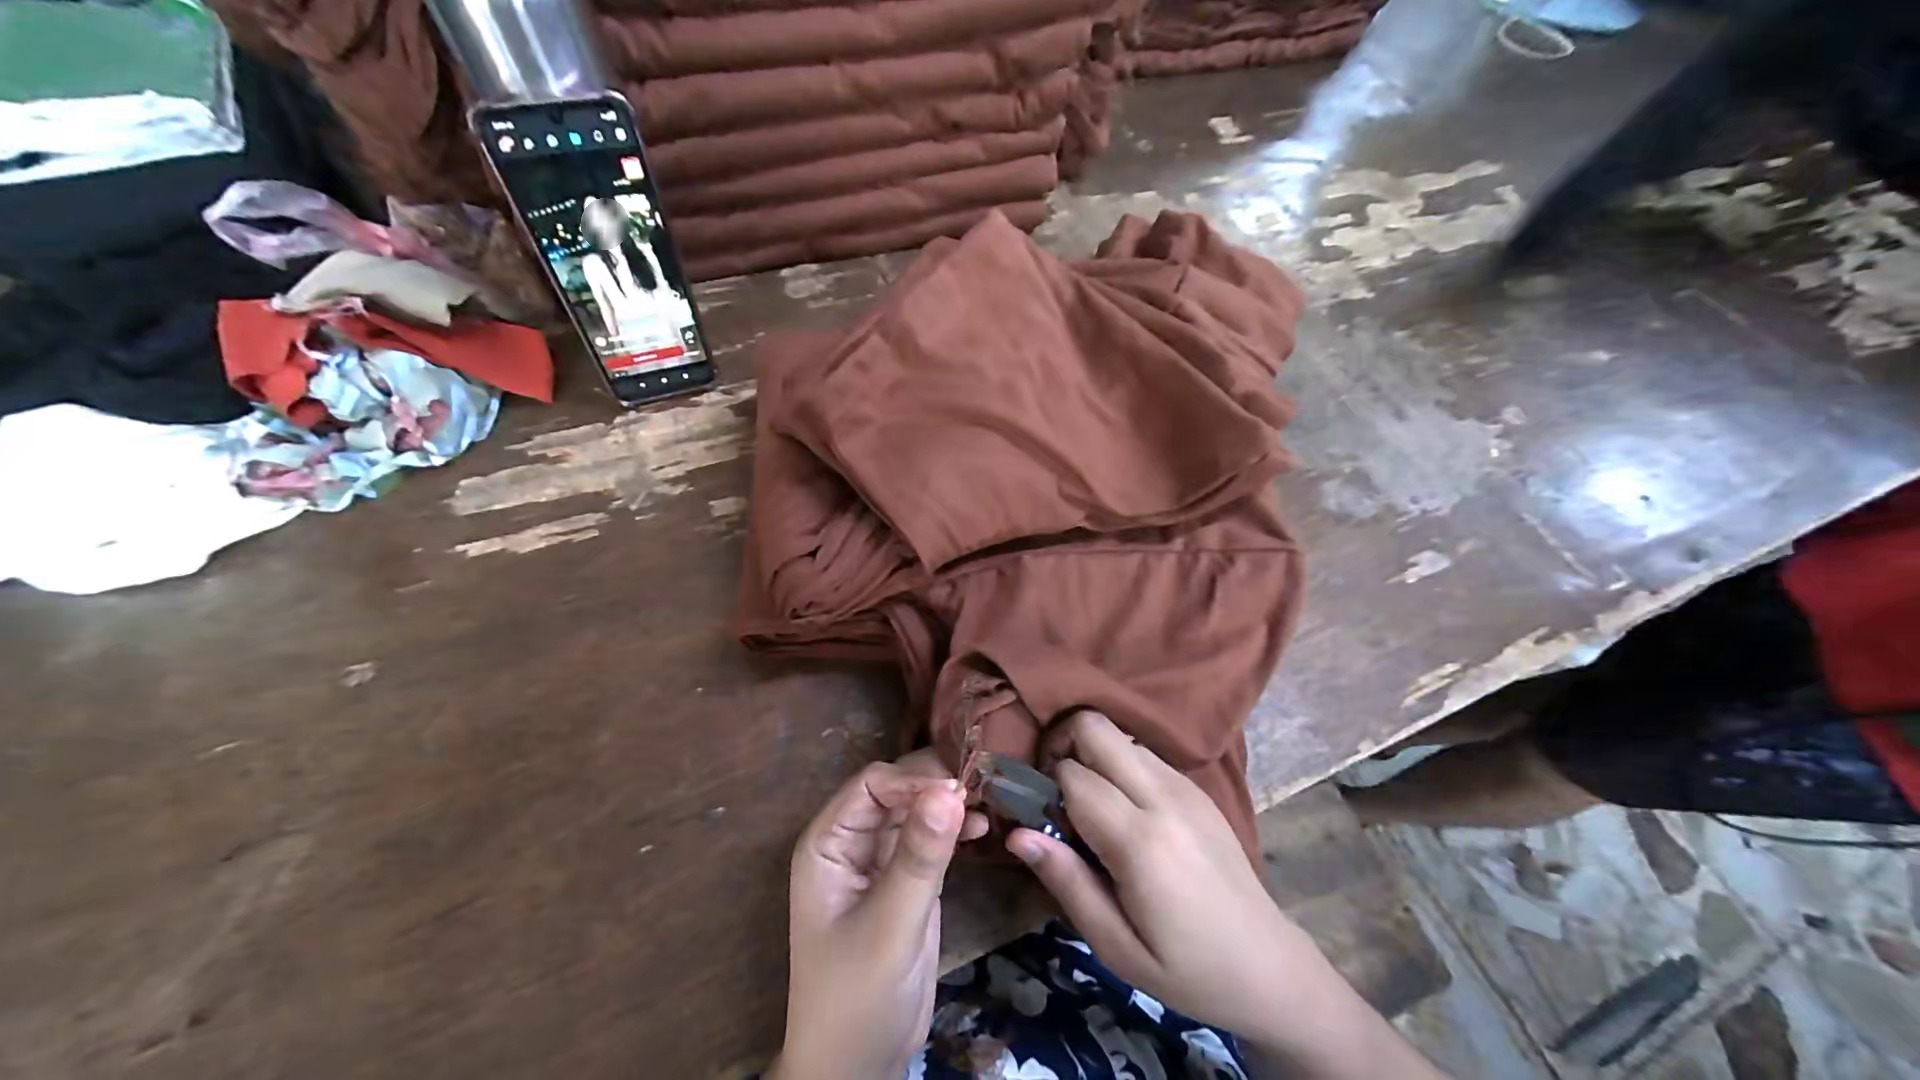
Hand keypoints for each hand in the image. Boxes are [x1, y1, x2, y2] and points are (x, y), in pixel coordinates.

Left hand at [773, 751, 987, 1079]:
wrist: (859, 1064)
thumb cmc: (858, 995)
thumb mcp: (890, 925)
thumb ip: (918, 857)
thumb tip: (950, 789)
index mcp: (827, 843)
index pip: (871, 785)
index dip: (914, 780)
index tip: (960, 789)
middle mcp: (850, 842)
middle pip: (895, 791)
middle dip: (935, 784)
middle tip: (983, 785)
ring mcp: (878, 860)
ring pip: (915, 810)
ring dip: (948, 803)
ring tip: (988, 800)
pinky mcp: (905, 880)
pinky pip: (929, 839)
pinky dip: (953, 829)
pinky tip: (980, 829)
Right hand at [1003, 711, 1313, 1041]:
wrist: (1267, 966)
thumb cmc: (1185, 969)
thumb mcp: (1115, 945)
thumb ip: (1066, 881)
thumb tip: (1016, 834)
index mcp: (1140, 841)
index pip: (1072, 774)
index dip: (1045, 786)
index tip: (1041, 816)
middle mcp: (1163, 797)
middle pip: (1095, 726)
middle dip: (1062, 745)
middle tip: (1056, 791)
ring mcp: (1185, 786)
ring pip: (1119, 734)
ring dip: (1091, 753)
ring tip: (1089, 802)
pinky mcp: (1197, 788)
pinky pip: (1143, 752)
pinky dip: (1119, 763)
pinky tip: (1123, 808)